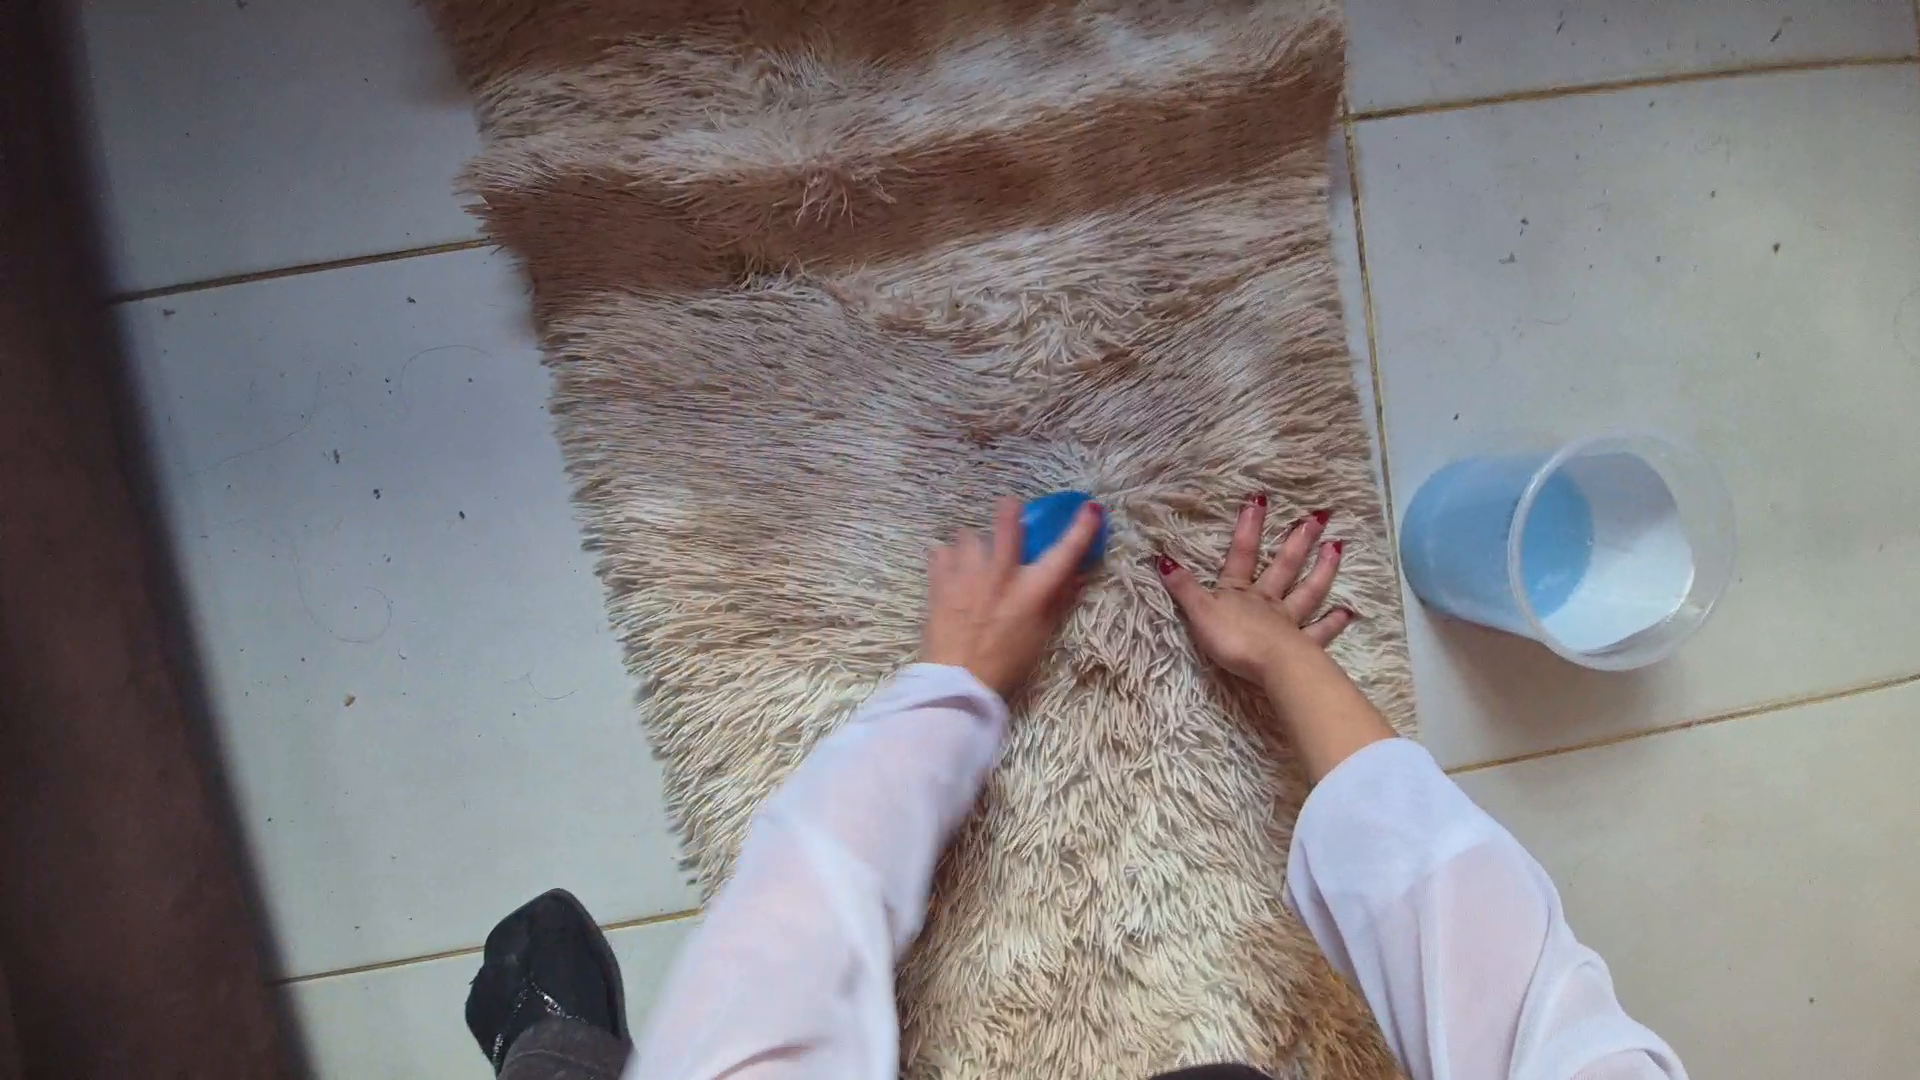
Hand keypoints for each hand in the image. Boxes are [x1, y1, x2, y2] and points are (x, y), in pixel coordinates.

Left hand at [922, 497, 1102, 699]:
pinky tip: (951, 573)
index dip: (1082, 528)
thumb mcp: (1041, 634)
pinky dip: (947, 559)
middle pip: (1007, 521)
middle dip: (1009, 511)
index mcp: (1032, 591)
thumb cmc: (1006, 664)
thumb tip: (1074, 573)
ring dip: (973, 545)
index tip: (1091, 507)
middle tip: (1009, 512)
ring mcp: (967, 575)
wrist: (959, 683)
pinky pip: (941, 552)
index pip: (1065, 552)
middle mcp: (1001, 575)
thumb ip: (1057, 600)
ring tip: (972, 561)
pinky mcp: (939, 583)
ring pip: (969, 535)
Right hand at [1157, 495, 1356, 685]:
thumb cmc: (1233, 639)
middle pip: (1283, 567)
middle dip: (1296, 541)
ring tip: (1337, 546)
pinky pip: (1320, 632)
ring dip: (1322, 569)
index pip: (1241, 553)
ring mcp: (1288, 622)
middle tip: (1316, 517)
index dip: (1248, 527)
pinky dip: (1333, 622)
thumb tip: (1163, 559)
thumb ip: (1183, 587)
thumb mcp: (1199, 612)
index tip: (1258, 499)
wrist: (1271, 667)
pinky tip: (1348, 612)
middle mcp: (1267, 601)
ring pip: (1307, 592)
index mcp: (1239, 592)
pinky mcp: (1303, 647)